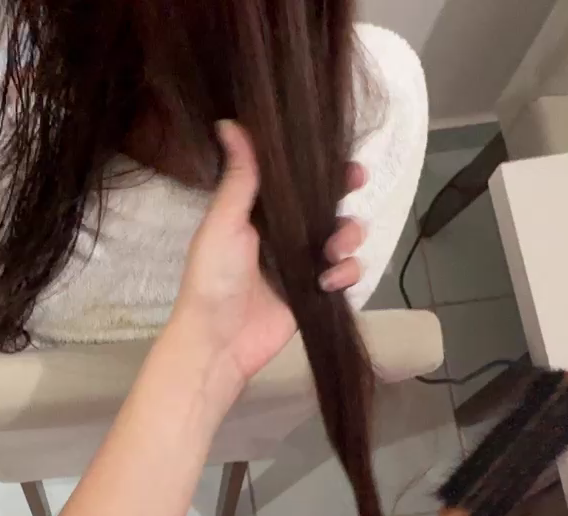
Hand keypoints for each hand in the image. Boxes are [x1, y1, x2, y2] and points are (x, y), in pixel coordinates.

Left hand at [163, 121, 366, 390]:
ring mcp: (302, 265)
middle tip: (354, 187)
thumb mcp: (223, 222)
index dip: (324, 167)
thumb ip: (239, 176)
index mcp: (260, 212)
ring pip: (344, 237)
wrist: (218, 341)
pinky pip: (346, 275)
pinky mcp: (314, 294)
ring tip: (332, 250)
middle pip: (329, 204)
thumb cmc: (212, 279)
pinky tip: (329, 281)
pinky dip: (347, 274)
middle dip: (347, 196)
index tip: (342, 158)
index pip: (299, 180)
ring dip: (349, 236)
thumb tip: (229, 121)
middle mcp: (284, 235)